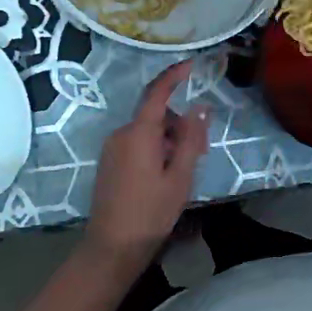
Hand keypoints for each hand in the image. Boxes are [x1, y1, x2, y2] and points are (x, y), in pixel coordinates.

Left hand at [84, 61, 209, 265]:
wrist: (114, 245)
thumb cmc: (152, 211)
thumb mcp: (179, 176)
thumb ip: (190, 138)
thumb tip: (200, 107)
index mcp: (139, 133)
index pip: (157, 93)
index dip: (174, 76)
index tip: (192, 65)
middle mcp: (121, 134)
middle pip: (155, 116)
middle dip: (179, 124)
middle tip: (201, 151)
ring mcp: (112, 148)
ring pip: (147, 131)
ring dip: (168, 140)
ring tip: (185, 169)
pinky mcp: (110, 162)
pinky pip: (137, 143)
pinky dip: (155, 149)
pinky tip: (166, 174)